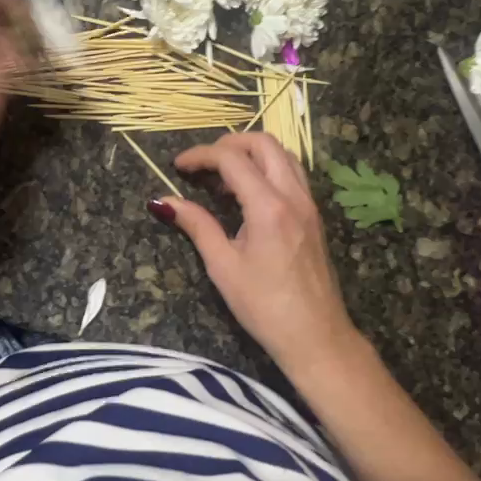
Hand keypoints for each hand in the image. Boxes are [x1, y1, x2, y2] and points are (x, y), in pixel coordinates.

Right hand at [154, 132, 358, 369]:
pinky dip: (267, 168)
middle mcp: (293, 196)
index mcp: (269, 207)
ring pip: (282, 154)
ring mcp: (308, 204)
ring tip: (223, 177)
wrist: (317, 338)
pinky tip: (247, 194)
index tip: (177, 166)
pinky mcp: (314, 216)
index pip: (231, 159)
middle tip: (203, 164)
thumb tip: (163, 202)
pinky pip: (291, 173)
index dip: (200, 156)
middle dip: (229, 144)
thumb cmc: (265, 307)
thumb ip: (196, 225)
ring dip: (251, 154)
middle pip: (263, 143)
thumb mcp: (223, 266)